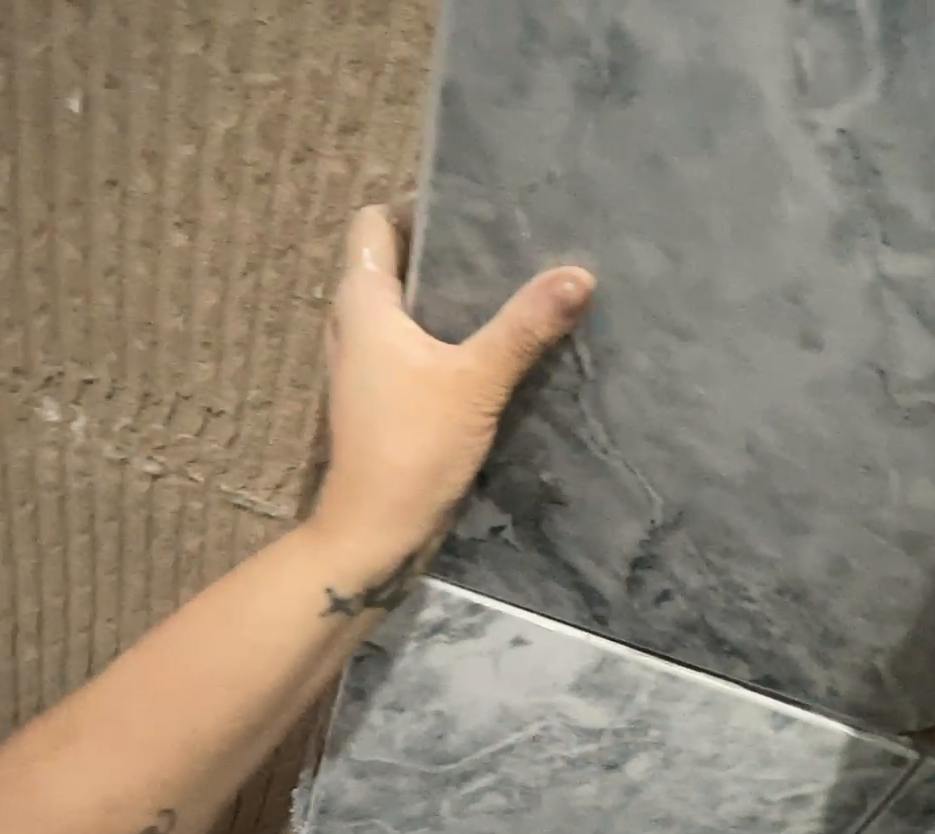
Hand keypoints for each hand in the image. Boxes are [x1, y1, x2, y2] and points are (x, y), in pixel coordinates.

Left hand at [305, 204, 595, 560]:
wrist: (377, 528)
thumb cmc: (412, 446)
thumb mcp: (475, 381)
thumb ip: (525, 327)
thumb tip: (580, 274)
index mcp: (362, 303)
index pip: (373, 222)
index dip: (414, 204)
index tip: (472, 206)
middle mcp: (354, 325)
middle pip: (393, 262)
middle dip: (444, 248)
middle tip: (505, 243)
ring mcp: (367, 364)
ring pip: (406, 308)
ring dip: (447, 296)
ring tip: (507, 287)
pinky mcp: (385, 397)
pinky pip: (415, 346)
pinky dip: (447, 336)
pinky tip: (491, 345)